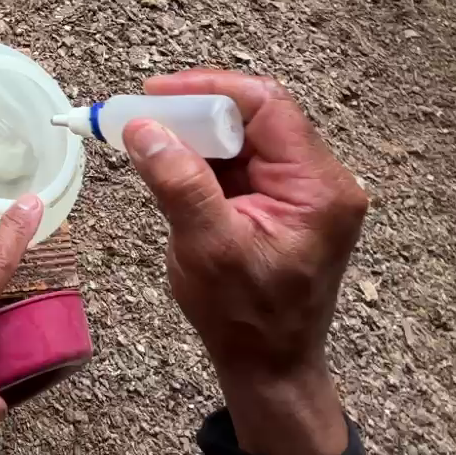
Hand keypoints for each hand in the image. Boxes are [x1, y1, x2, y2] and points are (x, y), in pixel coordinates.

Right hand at [122, 70, 368, 454]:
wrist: (266, 365)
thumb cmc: (243, 315)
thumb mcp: (208, 246)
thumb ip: (179, 183)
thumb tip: (140, 126)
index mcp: (316, 187)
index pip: (267, 106)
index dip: (209, 89)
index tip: (154, 94)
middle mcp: (314, 179)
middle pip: (250, 114)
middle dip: (191, 109)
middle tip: (139, 115)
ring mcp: (293, 188)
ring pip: (235, 132)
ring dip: (187, 130)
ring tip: (143, 136)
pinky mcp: (271, 197)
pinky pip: (230, 156)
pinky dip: (192, 151)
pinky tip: (162, 160)